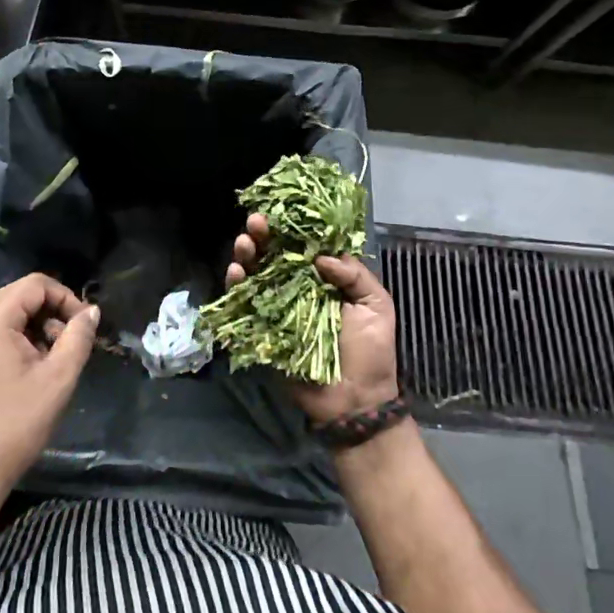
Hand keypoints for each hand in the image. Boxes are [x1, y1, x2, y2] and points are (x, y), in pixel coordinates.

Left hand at [0, 274, 99, 503]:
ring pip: (5, 318)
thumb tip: (91, 312)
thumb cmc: (15, 425)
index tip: (84, 327)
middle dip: (51, 314)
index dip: (66, 298)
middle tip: (69, 345)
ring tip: (51, 364)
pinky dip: (15, 344)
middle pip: (18, 297)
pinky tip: (27, 377)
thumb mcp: (57, 380)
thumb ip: (78, 338)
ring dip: (34, 330)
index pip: (35, 284)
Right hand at [229, 215, 400, 425]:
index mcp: (323, 279)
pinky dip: (236, 286)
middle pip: (273, 255)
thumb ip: (355, 275)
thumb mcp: (377, 306)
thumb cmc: (370, 352)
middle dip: (262, 236)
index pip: (302, 246)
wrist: (354, 400)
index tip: (280, 212)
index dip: (290, 228)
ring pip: (255, 274)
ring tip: (244, 243)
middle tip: (255, 222)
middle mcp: (296, 287)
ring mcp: (275, 306)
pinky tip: (236, 272)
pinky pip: (244, 303)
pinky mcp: (260, 327)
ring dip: (246, 255)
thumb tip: (321, 256)